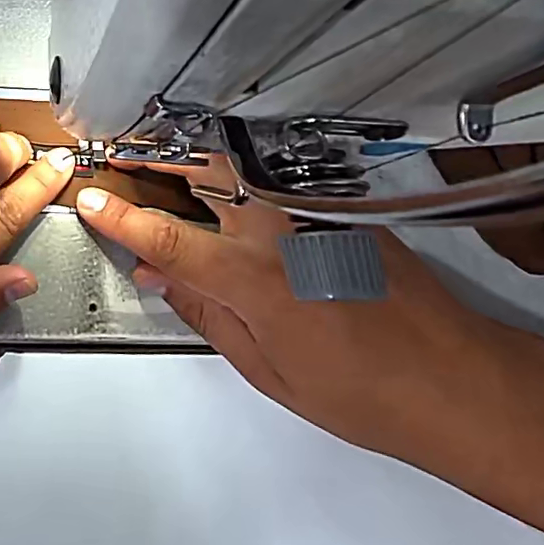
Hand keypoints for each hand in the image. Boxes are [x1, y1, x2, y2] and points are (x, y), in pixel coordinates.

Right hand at [76, 157, 532, 460]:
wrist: (453, 377)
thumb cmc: (363, 388)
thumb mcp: (264, 366)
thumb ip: (204, 311)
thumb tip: (160, 277)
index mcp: (252, 278)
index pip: (164, 237)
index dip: (119, 218)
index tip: (90, 200)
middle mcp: (279, 230)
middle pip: (200, 172)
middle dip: (153, 158)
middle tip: (123, 156)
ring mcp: (312, 210)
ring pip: (238, 165)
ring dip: (192, 157)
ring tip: (164, 162)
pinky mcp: (338, 205)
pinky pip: (274, 179)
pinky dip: (238, 173)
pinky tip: (229, 183)